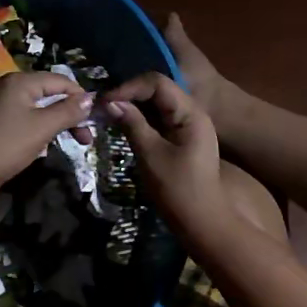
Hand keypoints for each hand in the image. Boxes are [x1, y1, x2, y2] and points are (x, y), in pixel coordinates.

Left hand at [0, 71, 93, 198]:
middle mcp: (8, 86)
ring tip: (71, 143)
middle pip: (49, 93)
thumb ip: (68, 111)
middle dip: (70, 113)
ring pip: (37, 108)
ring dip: (56, 123)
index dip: (80, 97)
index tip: (95, 120)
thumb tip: (90, 99)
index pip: (60, 80)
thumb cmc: (6, 146)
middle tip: (86, 138)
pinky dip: (39, 129)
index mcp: (20, 81)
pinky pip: (24, 119)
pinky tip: (44, 146)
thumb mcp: (43, 128)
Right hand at [102, 72, 226, 237]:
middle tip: (103, 106)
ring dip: (134, 106)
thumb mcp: (151, 154)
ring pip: (157, 103)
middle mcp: (192, 112)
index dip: (129, 87)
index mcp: (191, 112)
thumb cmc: (178, 189)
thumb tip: (110, 102)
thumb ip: (132, 124)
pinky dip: (141, 118)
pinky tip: (123, 124)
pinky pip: (159, 118)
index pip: (157, 83)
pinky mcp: (182, 137)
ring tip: (109, 113)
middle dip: (130, 94)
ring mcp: (189, 124)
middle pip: (158, 89)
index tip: (105, 101)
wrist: (204, 223)